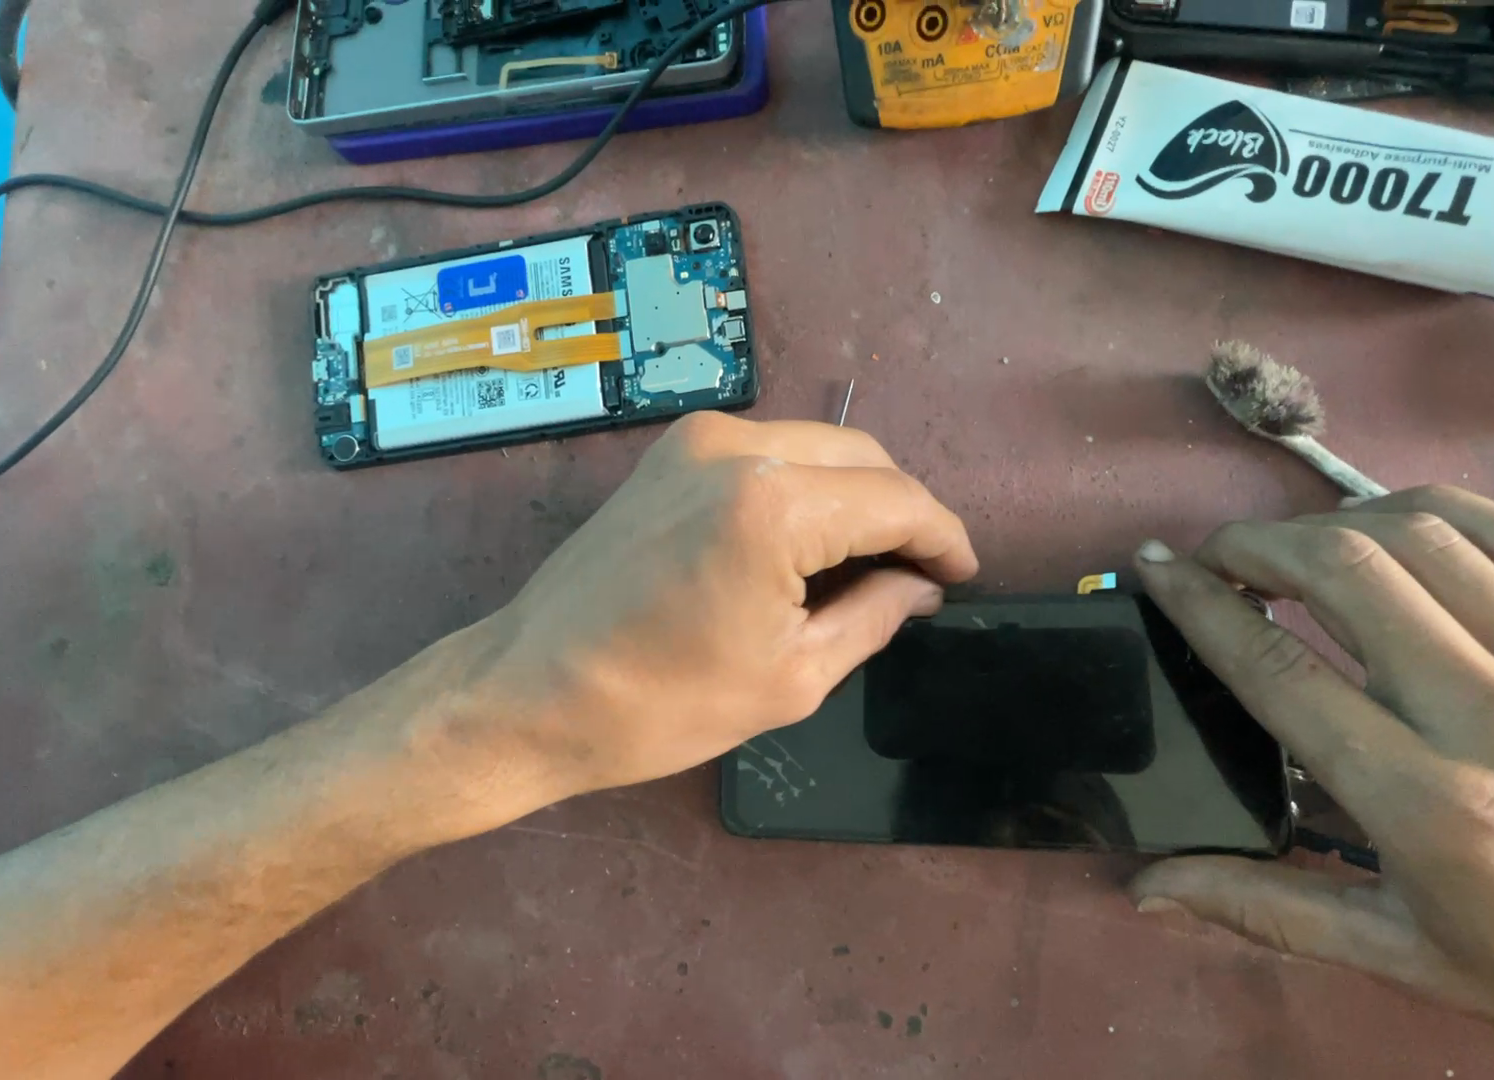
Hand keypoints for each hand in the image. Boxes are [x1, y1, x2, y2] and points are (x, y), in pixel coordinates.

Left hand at [458, 412, 977, 800]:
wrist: (530, 689)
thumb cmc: (662, 704)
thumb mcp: (793, 676)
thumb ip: (874, 615)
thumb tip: (920, 585)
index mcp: (774, 504)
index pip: (896, 499)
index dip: (942, 537)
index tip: (963, 574)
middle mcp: (738, 445)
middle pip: (862, 458)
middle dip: (903, 512)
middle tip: (920, 573)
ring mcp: (698, 439)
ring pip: (818, 448)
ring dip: (856, 495)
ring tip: (871, 560)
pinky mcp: (671, 451)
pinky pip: (769, 453)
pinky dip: (807, 486)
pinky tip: (812, 538)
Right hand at [1130, 486, 1493, 1077]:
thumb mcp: (1416, 958)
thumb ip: (1268, 911)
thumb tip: (1145, 891)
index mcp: (1429, 806)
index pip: (1279, 669)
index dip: (1200, 605)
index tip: (1153, 568)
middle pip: (1347, 573)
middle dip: (1256, 544)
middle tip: (1215, 555)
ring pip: (1428, 539)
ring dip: (1331, 521)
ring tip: (1289, 542)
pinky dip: (1436, 512)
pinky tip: (1394, 522)